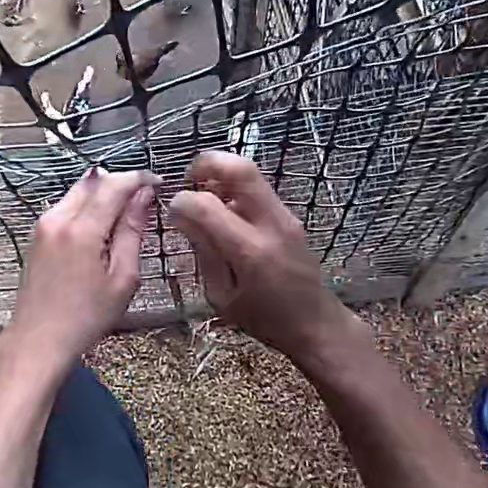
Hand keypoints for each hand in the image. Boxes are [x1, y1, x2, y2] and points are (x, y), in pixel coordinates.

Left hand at [3, 167, 158, 377]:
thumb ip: (133, 232)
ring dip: (104, 193)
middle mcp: (57, 219)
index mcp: (81, 230)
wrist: (38, 340)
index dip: (139, 178)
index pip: (114, 185)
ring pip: (79, 191)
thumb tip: (144, 196)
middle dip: (121, 182)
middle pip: (94, 182)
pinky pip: (66, 205)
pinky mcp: (37, 234)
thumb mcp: (122, 278)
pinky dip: (88, 205)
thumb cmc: (86, 317)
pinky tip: (102, 225)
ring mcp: (43, 225)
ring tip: (126, 212)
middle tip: (145, 196)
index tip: (158, 182)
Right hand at [167, 151, 354, 362]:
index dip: (182, 201)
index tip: (173, 211)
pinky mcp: (289, 215)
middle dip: (206, 164)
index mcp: (251, 252)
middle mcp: (271, 224)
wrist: (315, 322)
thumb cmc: (264, 319)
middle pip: (240, 169)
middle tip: (189, 180)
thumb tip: (181, 214)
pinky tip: (223, 211)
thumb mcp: (221, 296)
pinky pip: (258, 187)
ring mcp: (285, 216)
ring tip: (203, 196)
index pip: (208, 206)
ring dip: (221, 175)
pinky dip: (234, 188)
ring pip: (251, 172)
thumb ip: (203, 252)